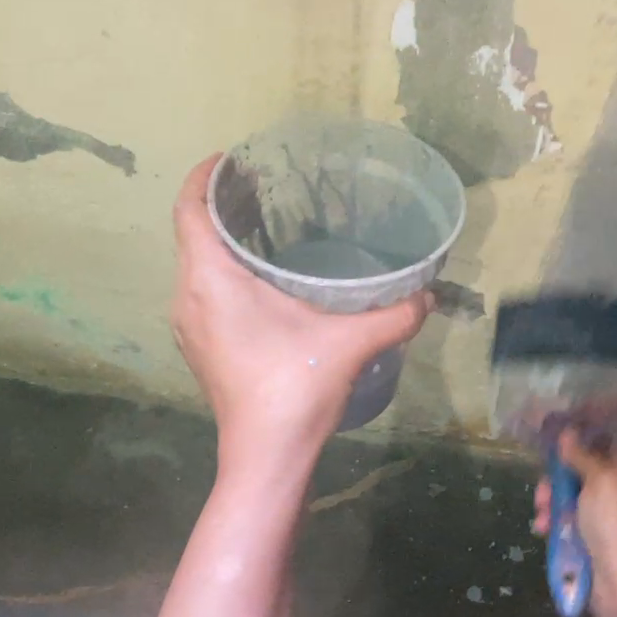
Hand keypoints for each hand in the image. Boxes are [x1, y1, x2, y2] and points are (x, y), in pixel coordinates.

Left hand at [171, 155, 431, 462]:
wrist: (266, 456)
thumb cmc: (296, 387)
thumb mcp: (351, 342)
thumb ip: (394, 314)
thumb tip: (427, 296)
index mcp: (211, 279)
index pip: (189, 209)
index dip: (204, 177)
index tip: (233, 160)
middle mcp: (189, 297)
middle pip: (191, 234)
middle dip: (219, 206)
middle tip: (262, 189)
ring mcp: (190, 327)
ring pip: (196, 266)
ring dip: (221, 243)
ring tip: (264, 230)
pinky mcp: (201, 350)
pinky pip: (204, 293)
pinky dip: (224, 274)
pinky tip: (263, 285)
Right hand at [532, 429, 616, 585]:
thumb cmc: (613, 522)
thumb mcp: (598, 480)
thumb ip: (580, 454)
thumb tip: (566, 432)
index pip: (601, 432)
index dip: (577, 427)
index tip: (550, 425)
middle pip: (578, 461)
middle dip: (555, 472)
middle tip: (543, 486)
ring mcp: (602, 506)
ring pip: (567, 488)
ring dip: (550, 498)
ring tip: (542, 513)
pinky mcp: (589, 528)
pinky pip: (564, 512)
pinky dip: (552, 518)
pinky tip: (543, 528)